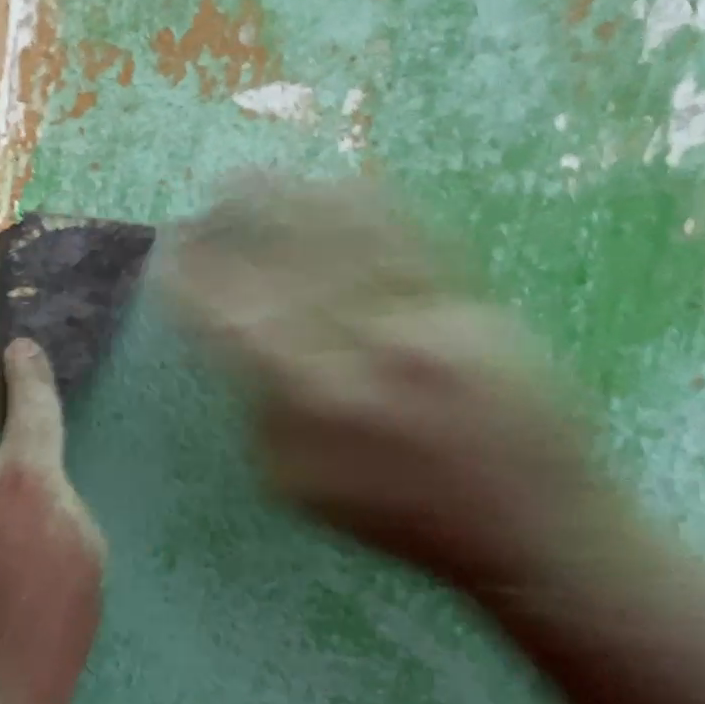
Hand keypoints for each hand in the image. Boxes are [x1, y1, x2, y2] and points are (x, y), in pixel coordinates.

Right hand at [160, 175, 622, 590]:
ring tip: (248, 176)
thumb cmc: (400, 518)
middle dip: (235, 232)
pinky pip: (416, 242)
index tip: (166, 254)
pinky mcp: (476, 305)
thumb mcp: (301, 488)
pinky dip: (373, 206)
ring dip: (292, 203)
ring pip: (347, 244)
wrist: (538, 528)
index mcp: (318, 401)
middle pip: (287, 271)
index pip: (237, 323)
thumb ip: (264, 417)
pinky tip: (341, 181)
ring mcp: (428, 318)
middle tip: (200, 205)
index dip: (194, 283)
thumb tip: (240, 359)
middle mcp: (370, 347)